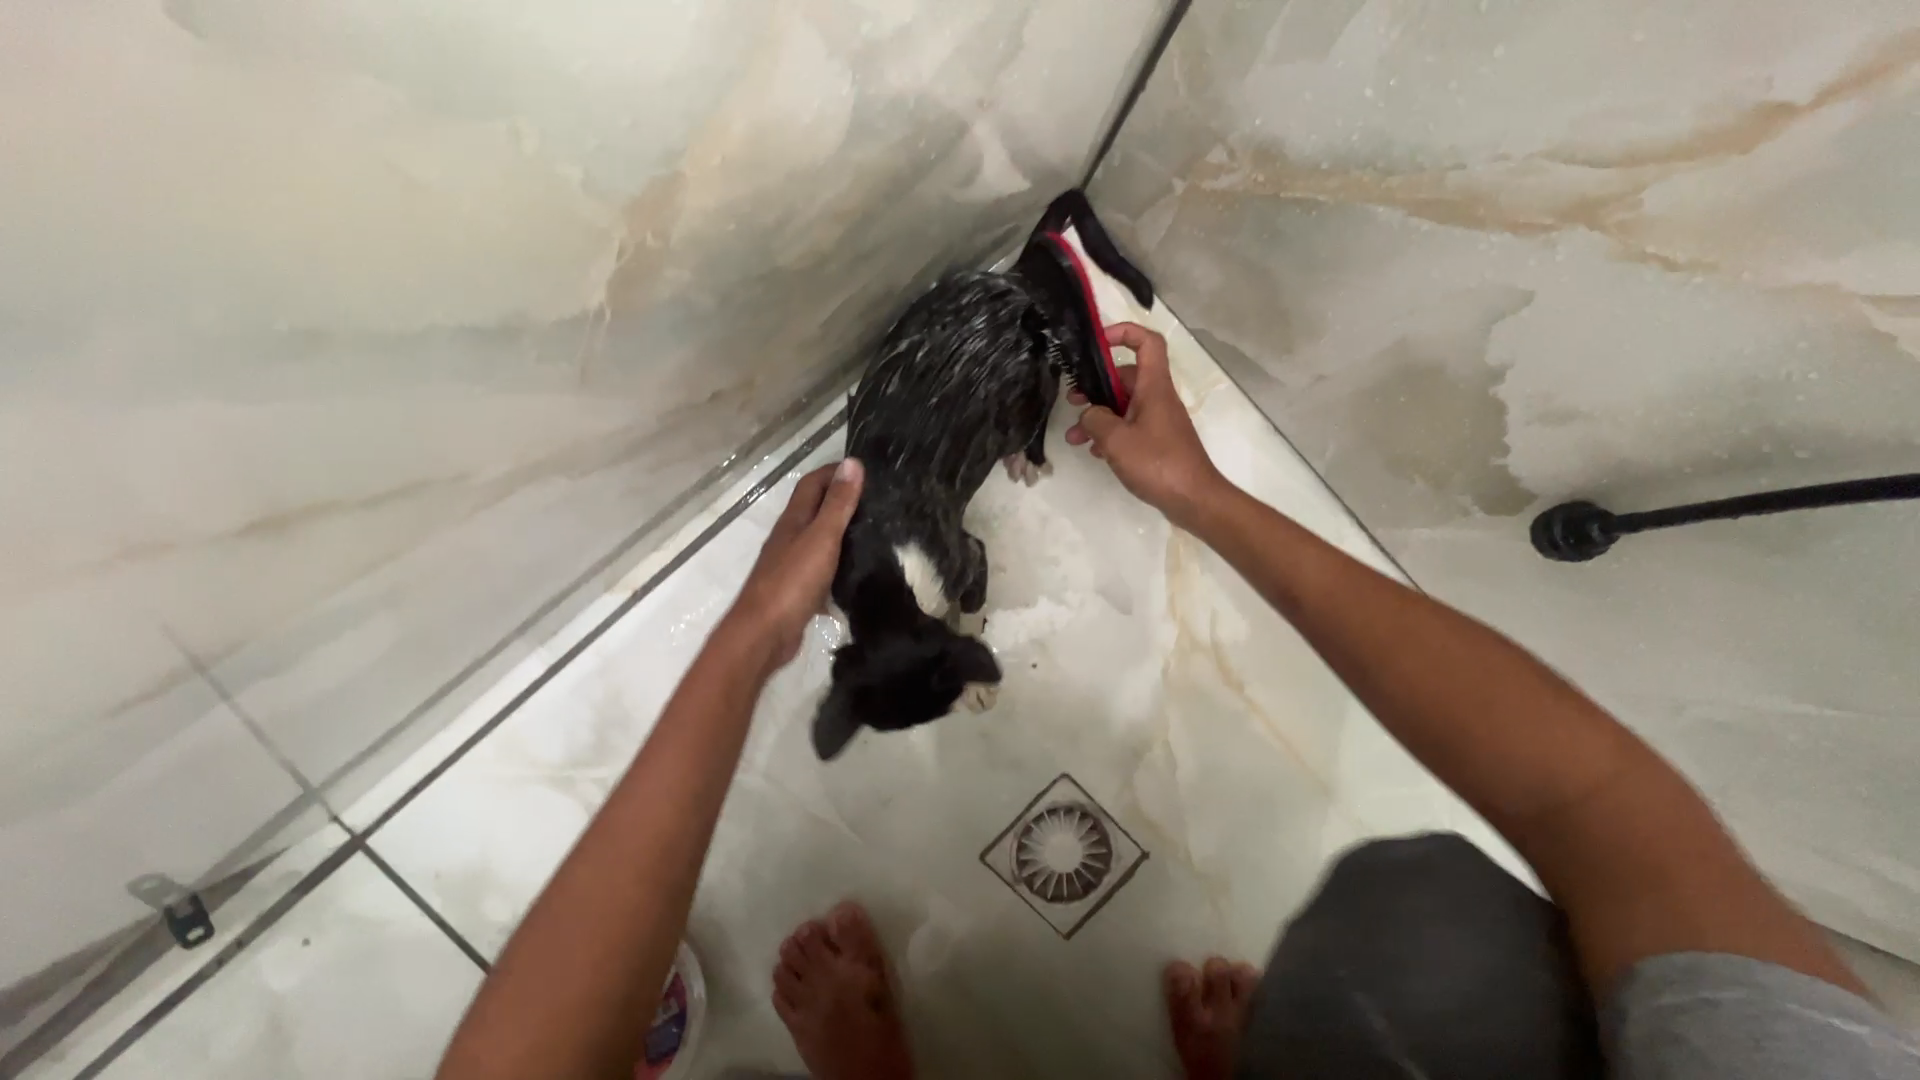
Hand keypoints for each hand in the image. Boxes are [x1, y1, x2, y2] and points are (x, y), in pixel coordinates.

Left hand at [720, 458, 863, 670]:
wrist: (764, 634)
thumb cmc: (792, 582)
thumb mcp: (821, 537)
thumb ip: (837, 504)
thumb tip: (852, 463)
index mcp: (794, 520)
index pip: (813, 483)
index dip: (836, 472)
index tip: (866, 472)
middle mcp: (790, 538)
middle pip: (815, 509)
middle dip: (842, 500)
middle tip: (878, 503)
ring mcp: (792, 565)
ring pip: (819, 540)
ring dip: (842, 533)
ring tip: (876, 534)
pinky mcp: (799, 591)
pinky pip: (822, 570)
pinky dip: (840, 566)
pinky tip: (859, 574)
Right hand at [1066, 323, 1228, 528]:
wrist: (1193, 499)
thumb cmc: (1157, 463)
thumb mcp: (1116, 440)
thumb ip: (1095, 420)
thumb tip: (1088, 414)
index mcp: (1154, 387)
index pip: (1147, 342)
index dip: (1124, 333)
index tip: (1098, 342)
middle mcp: (1158, 398)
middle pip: (1126, 377)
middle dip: (1096, 386)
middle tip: (1072, 400)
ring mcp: (1158, 421)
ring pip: (1123, 406)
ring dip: (1098, 417)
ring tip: (1074, 437)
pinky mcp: (1157, 442)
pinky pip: (1129, 428)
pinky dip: (1110, 435)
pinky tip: (1094, 452)